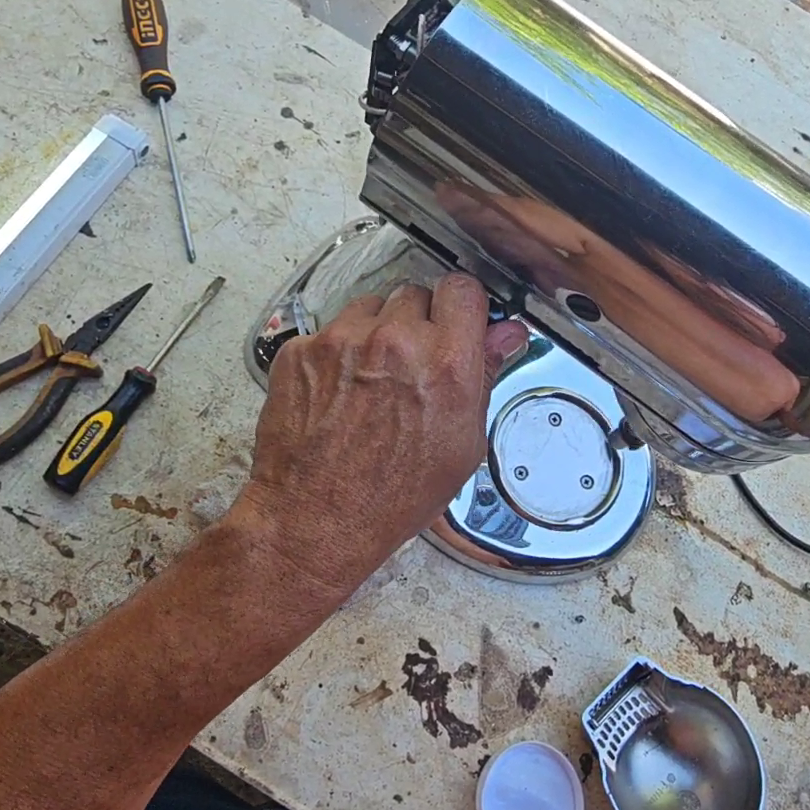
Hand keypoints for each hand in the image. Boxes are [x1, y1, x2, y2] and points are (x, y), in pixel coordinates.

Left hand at [235, 274, 528, 599]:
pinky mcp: (301, 350)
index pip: (462, 289)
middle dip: (416, 324)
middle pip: (414, 295)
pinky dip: (335, 353)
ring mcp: (342, 341)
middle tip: (409, 365)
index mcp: (445, 365)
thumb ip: (484, 377)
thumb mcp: (461, 446)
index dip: (460, 306)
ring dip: (375, 333)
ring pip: (370, 309)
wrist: (314, 519)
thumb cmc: (393, 495)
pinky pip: (328, 331)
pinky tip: (337, 393)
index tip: (454, 322)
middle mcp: (395, 342)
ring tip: (370, 381)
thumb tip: (507, 333)